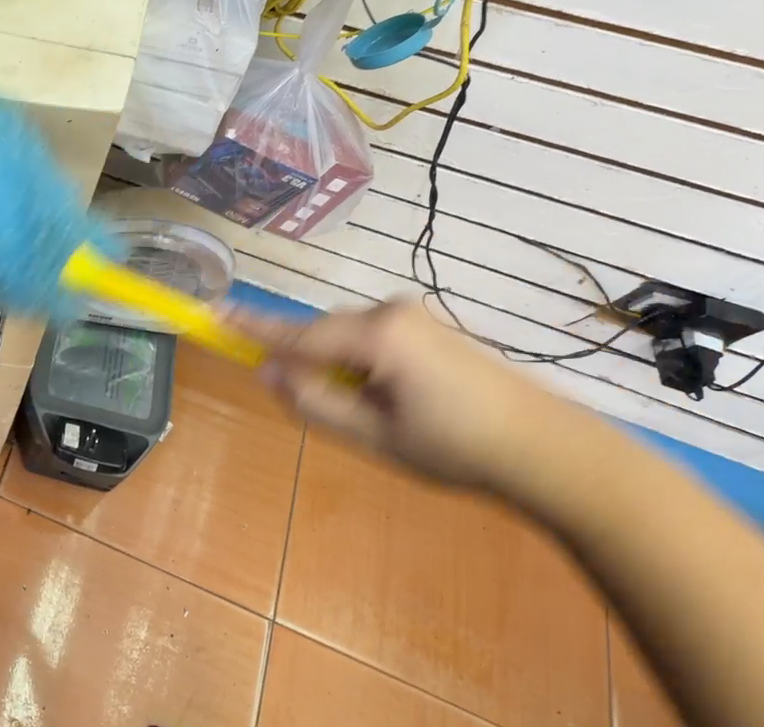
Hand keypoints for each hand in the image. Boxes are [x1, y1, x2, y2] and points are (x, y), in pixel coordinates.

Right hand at [237, 299, 572, 486]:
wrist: (554, 451)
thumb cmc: (459, 448)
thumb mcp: (375, 435)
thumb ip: (313, 400)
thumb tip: (267, 372)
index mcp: (376, 336)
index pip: (295, 332)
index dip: (250, 326)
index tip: (210, 311)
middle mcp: (391, 312)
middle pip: (322, 332)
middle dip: (307, 362)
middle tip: (318, 407)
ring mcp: (415, 317)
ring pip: (347, 337)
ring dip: (339, 368)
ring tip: (371, 417)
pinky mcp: (430, 328)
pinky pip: (372, 338)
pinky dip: (362, 363)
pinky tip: (392, 401)